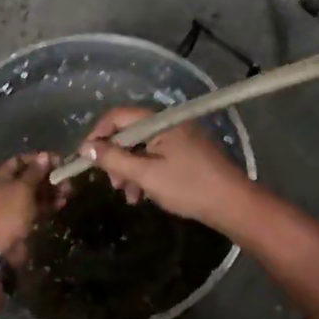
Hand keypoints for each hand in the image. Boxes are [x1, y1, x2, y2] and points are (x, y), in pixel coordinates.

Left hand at [0, 152, 55, 263]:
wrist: (0, 250)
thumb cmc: (9, 213)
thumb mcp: (22, 188)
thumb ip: (34, 172)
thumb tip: (44, 155)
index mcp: (1, 179)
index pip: (20, 161)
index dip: (37, 159)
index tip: (56, 160)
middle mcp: (8, 190)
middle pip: (31, 177)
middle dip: (49, 176)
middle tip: (66, 177)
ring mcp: (17, 206)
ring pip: (38, 193)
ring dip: (53, 190)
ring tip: (68, 191)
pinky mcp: (25, 220)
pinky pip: (40, 207)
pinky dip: (51, 204)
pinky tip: (63, 203)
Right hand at [80, 107, 254, 224]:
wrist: (232, 203)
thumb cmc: (188, 187)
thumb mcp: (146, 175)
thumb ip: (114, 160)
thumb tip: (85, 147)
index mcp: (160, 122)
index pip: (117, 116)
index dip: (98, 134)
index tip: (86, 158)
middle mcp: (169, 124)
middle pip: (130, 133)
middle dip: (116, 158)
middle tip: (111, 183)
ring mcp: (179, 139)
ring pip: (142, 149)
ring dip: (130, 171)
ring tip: (129, 196)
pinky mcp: (187, 154)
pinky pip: (157, 157)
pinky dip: (146, 174)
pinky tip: (144, 195)